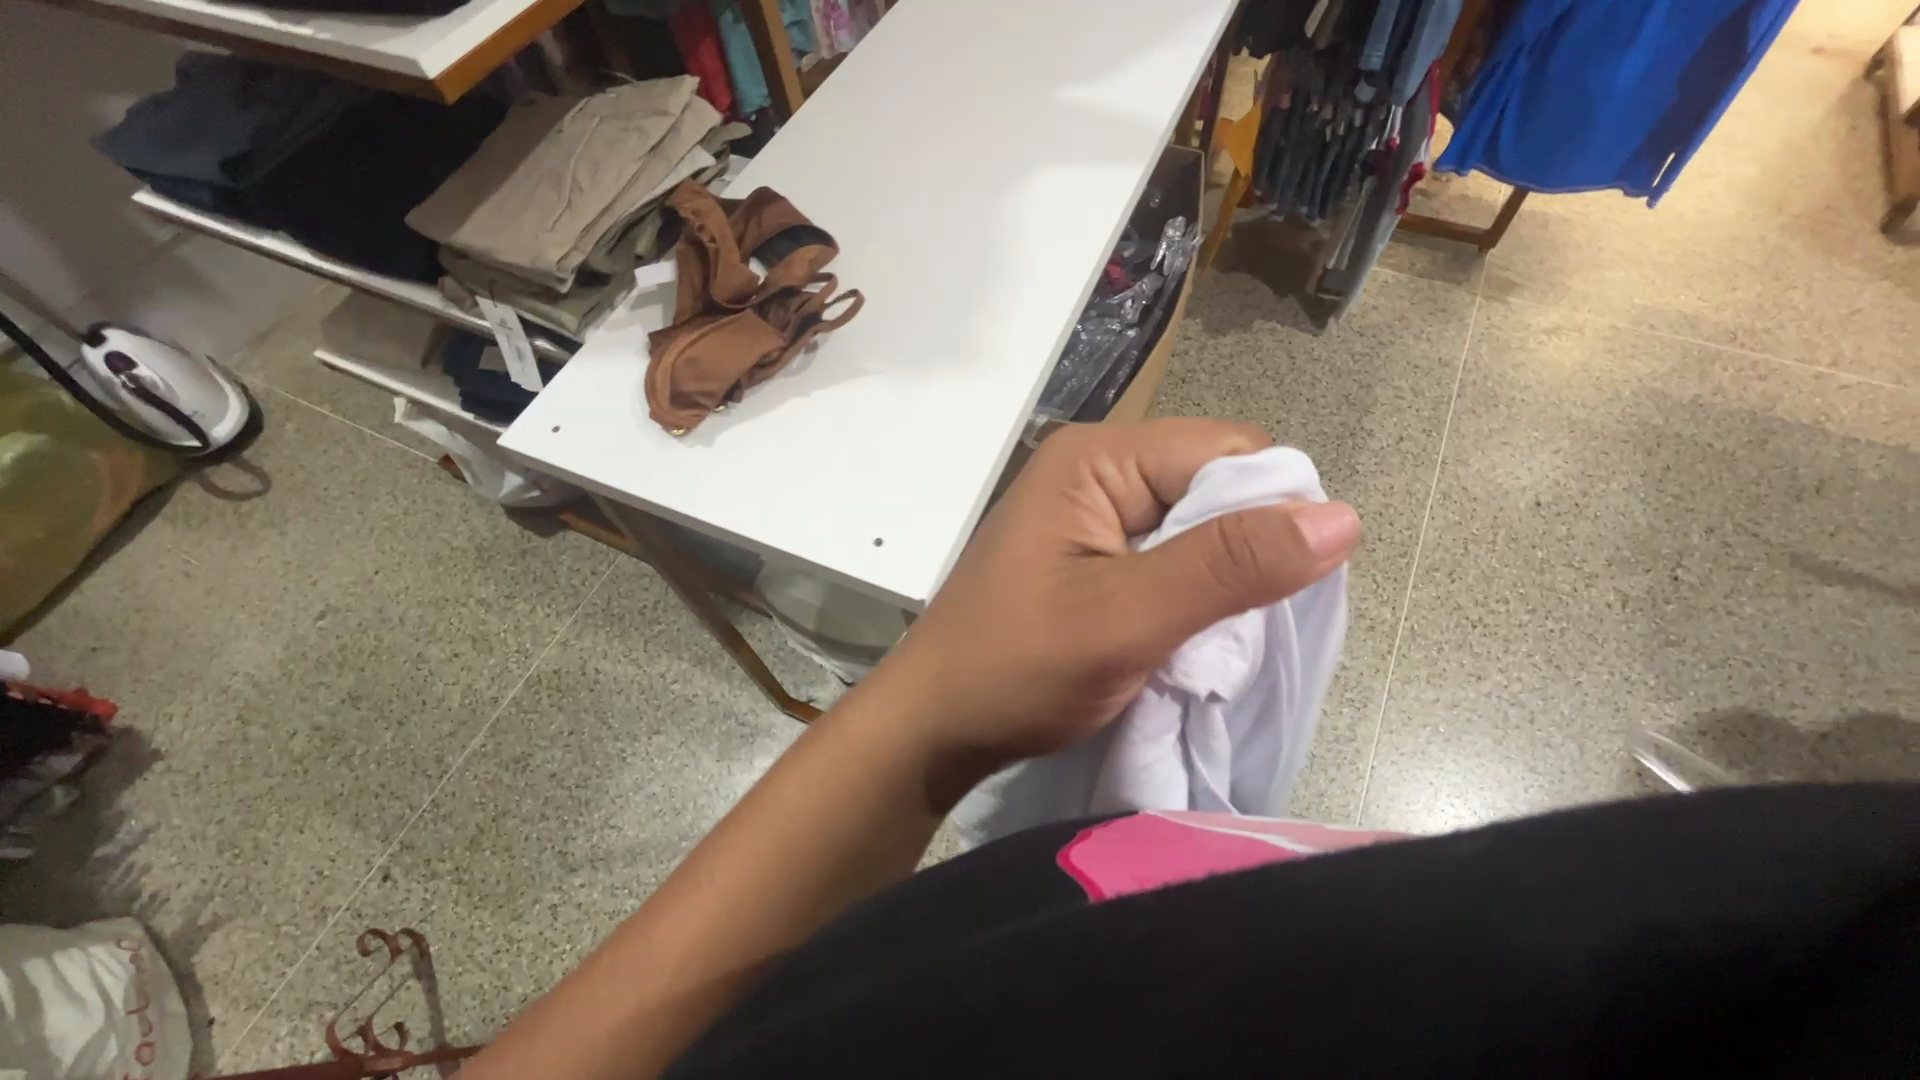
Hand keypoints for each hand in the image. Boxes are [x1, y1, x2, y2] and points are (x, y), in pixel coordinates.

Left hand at [874, 418, 1361, 801]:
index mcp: (1097, 458)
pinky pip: (1168, 561)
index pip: (1227, 451)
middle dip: (1243, 551)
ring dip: (1218, 581)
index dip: (1268, 511)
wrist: (934, 727)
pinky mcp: (1090, 559)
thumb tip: (1343, 517)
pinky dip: (1190, 598)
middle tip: (1235, 625)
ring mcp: (1090, 517)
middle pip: (1214, 487)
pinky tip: (1184, 638)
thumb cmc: (1015, 669)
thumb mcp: (1125, 619)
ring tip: (1209, 638)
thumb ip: (1227, 567)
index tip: (1275, 589)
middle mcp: (1095, 471)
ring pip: (1197, 529)